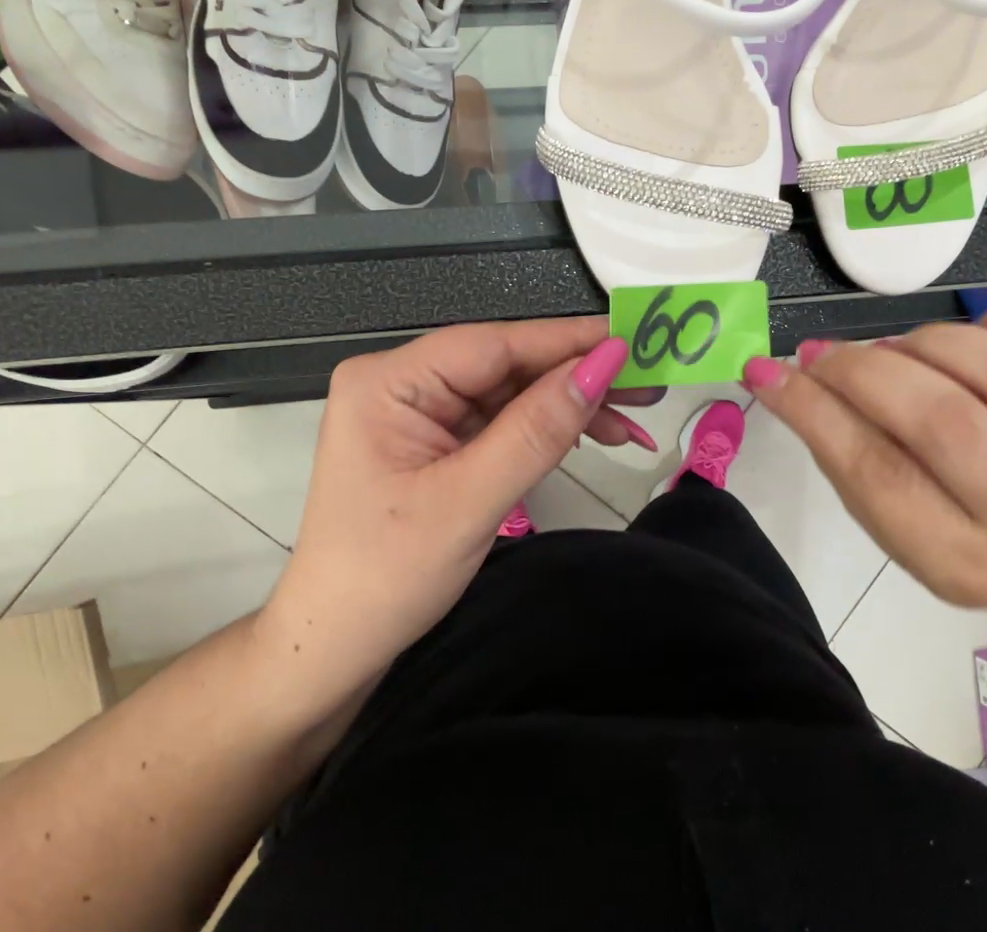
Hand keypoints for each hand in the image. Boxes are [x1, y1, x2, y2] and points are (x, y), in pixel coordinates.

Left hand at [258, 318, 654, 708]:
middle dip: (575, 377)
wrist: (338, 644)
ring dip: (568, 406)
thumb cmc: (387, 577)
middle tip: (648, 387)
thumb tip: (603, 365)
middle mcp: (400, 385)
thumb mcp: (469, 501)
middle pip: (504, 365)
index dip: (567, 342)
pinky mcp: (434, 445)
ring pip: (508, 394)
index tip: (634, 343)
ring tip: (633, 420)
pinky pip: (499, 424)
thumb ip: (537, 430)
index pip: (493, 344)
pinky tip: (590, 436)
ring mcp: (417, 416)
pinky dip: (545, 432)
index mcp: (388, 382)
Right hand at [743, 299, 986, 609]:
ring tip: (897, 349)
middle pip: (947, 422)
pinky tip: (979, 328)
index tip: (767, 371)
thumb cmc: (948, 527)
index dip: (814, 413)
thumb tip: (783, 371)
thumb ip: (840, 449)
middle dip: (868, 371)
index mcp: (963, 560)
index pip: (877, 474)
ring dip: (932, 344)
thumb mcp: (885, 516)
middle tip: (826, 354)